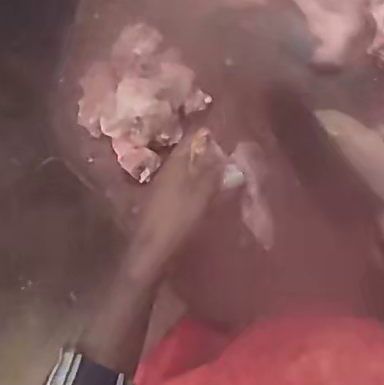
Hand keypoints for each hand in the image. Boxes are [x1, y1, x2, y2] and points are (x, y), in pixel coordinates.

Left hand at [123, 129, 230, 284]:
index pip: (192, 138)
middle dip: (208, 152)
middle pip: (190, 154)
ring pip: (188, 170)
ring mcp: (164, 186)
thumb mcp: (202, 193)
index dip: (209, 135)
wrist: (152, 251)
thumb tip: (228, 155)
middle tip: (230, 154)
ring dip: (203, 170)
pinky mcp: (164, 202)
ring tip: (224, 172)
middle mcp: (167, 169)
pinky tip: (209, 193)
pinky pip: (185, 185)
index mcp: (175, 162)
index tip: (227, 134)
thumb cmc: (178, 218)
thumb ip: (214, 173)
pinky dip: (198, 185)